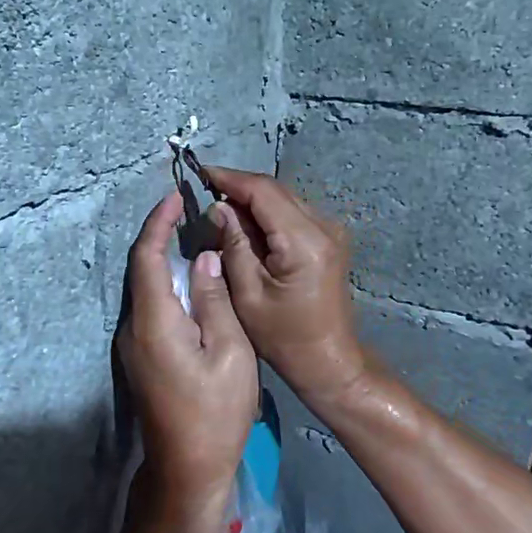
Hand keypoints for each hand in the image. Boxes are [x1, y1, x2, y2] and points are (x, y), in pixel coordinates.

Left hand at [115, 193, 258, 498]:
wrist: (186, 469)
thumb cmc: (215, 413)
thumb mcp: (230, 353)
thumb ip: (214, 300)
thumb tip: (203, 258)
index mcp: (154, 322)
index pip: (145, 257)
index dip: (158, 223)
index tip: (175, 197)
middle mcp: (133, 328)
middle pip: (139, 269)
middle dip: (159, 235)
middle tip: (187, 212)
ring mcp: (132, 345)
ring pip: (144, 288)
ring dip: (162, 260)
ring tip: (192, 238)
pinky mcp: (139, 357)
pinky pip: (149, 308)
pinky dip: (165, 285)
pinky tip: (189, 282)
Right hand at [202, 167, 365, 407]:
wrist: (329, 359)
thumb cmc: (284, 337)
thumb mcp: (247, 294)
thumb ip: (234, 245)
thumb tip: (219, 208)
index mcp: (304, 242)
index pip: (264, 192)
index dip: (231, 179)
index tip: (201, 173)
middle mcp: (323, 227)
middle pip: (275, 191)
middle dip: (239, 187)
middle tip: (204, 191)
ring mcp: (330, 231)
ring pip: (284, 199)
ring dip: (252, 200)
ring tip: (220, 208)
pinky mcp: (329, 239)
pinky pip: (292, 213)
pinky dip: (267, 213)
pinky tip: (245, 224)